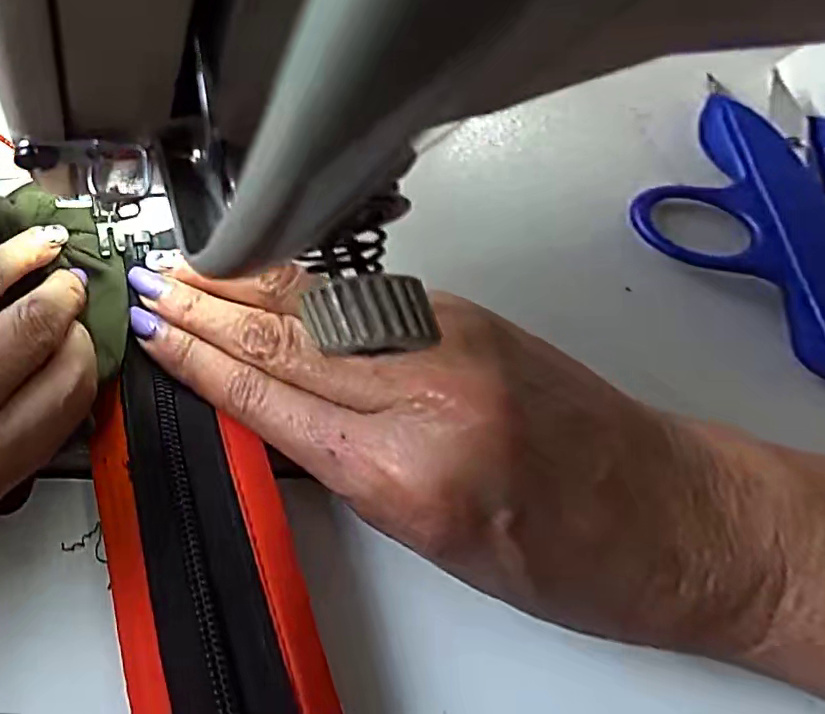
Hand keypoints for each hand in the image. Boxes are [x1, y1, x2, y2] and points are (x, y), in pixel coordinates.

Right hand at [127, 259, 792, 657]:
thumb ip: (338, 459)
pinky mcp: (455, 308)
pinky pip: (349, 294)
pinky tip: (256, 274)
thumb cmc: (562, 554)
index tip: (152, 331)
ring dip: (236, 284)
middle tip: (148, 284)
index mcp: (407, 473)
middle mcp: (421, 390)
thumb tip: (262, 404)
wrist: (676, 511)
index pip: (269, 400)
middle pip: (280, 340)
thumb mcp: (429, 538)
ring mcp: (441, 335)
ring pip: (309, 303)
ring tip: (183, 269)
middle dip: (201, 308)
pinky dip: (290, 281)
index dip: (199, 360)